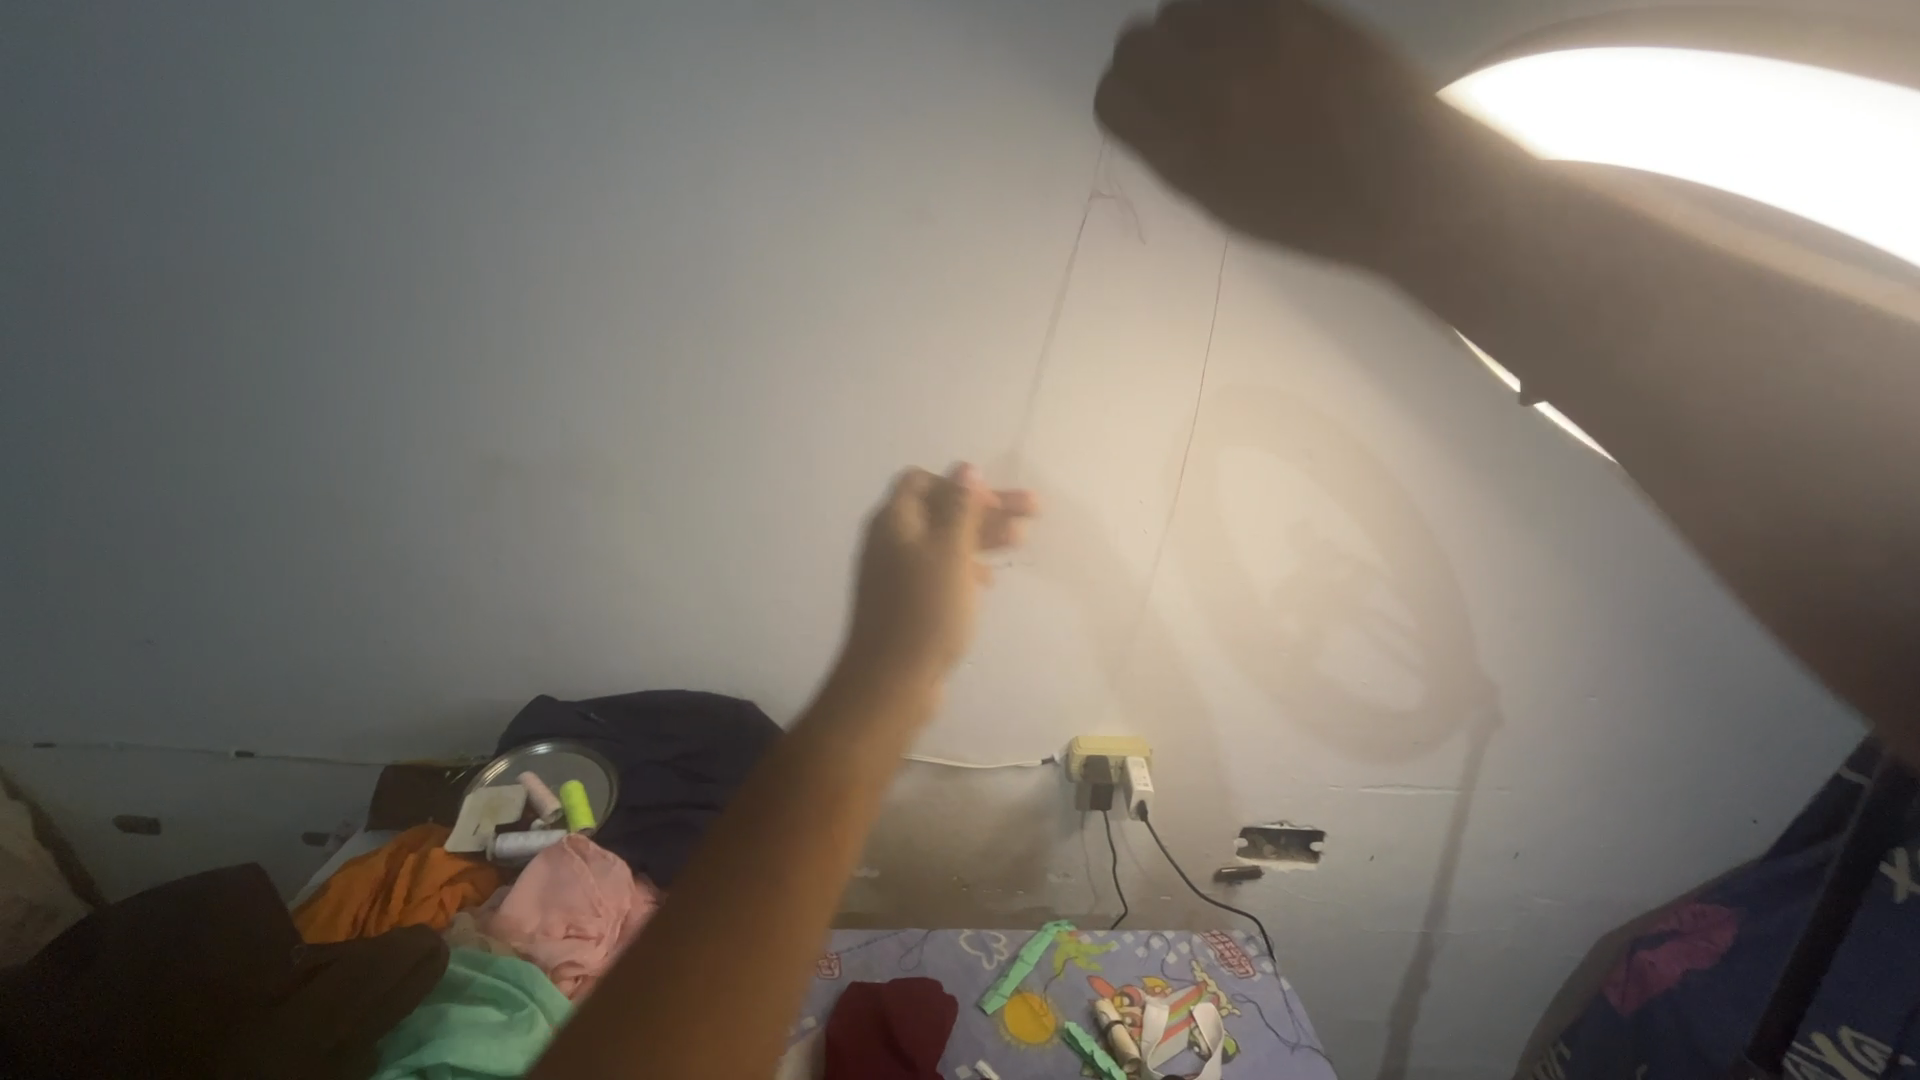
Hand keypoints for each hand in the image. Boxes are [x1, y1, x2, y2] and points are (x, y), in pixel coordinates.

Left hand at [841, 464, 1037, 687]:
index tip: (994, 501)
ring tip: (1020, 541)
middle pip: (940, 510)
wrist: (891, 680)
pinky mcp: (906, 601)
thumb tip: (965, 468)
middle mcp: (890, 541)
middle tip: (1033, 513)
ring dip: (981, 536)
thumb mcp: (949, 551)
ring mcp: (896, 573)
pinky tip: (988, 581)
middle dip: (985, 508)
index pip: (921, 481)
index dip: (960, 484)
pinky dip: (965, 567)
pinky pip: (939, 571)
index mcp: (894, 521)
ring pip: (944, 541)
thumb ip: (960, 507)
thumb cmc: (924, 610)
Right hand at [1094, 0, 1447, 270]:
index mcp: (1183, 156)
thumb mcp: (1221, 202)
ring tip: (1230, 48)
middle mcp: (1206, 97)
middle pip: (1136, 44)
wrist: (1399, 184)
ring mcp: (1251, 48)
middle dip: (1152, 54)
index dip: (1126, 94)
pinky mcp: (1295, 12)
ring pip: (1181, 6)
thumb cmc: (1307, 212)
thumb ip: (1176, 152)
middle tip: (1187, 68)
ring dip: (1194, 23)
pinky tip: (1262, 33)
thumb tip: (1149, 108)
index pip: (1112, 98)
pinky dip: (1234, 11)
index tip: (1149, 99)